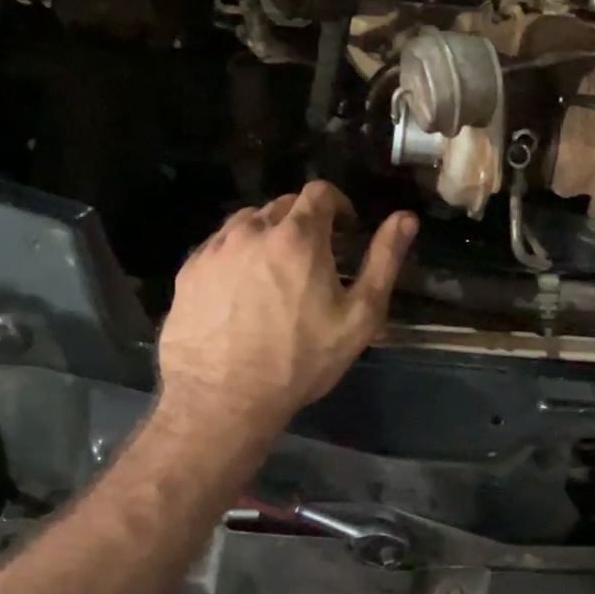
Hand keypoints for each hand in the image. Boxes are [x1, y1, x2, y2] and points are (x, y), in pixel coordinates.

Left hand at [156, 182, 417, 432]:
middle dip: (304, 222)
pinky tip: (242, 289)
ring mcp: (216, 249)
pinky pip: (219, 246)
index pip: (319, 191)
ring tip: (276, 271)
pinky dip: (236, 254)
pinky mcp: (188, 272)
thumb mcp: (360, 316)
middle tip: (314, 258)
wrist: (220, 402)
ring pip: (248, 222)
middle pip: (283, 205)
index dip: (337, 204)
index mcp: (299, 236)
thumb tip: (406, 217)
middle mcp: (254, 230)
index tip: (344, 230)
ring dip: (268, 234)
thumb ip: (384, 260)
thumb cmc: (299, 360)